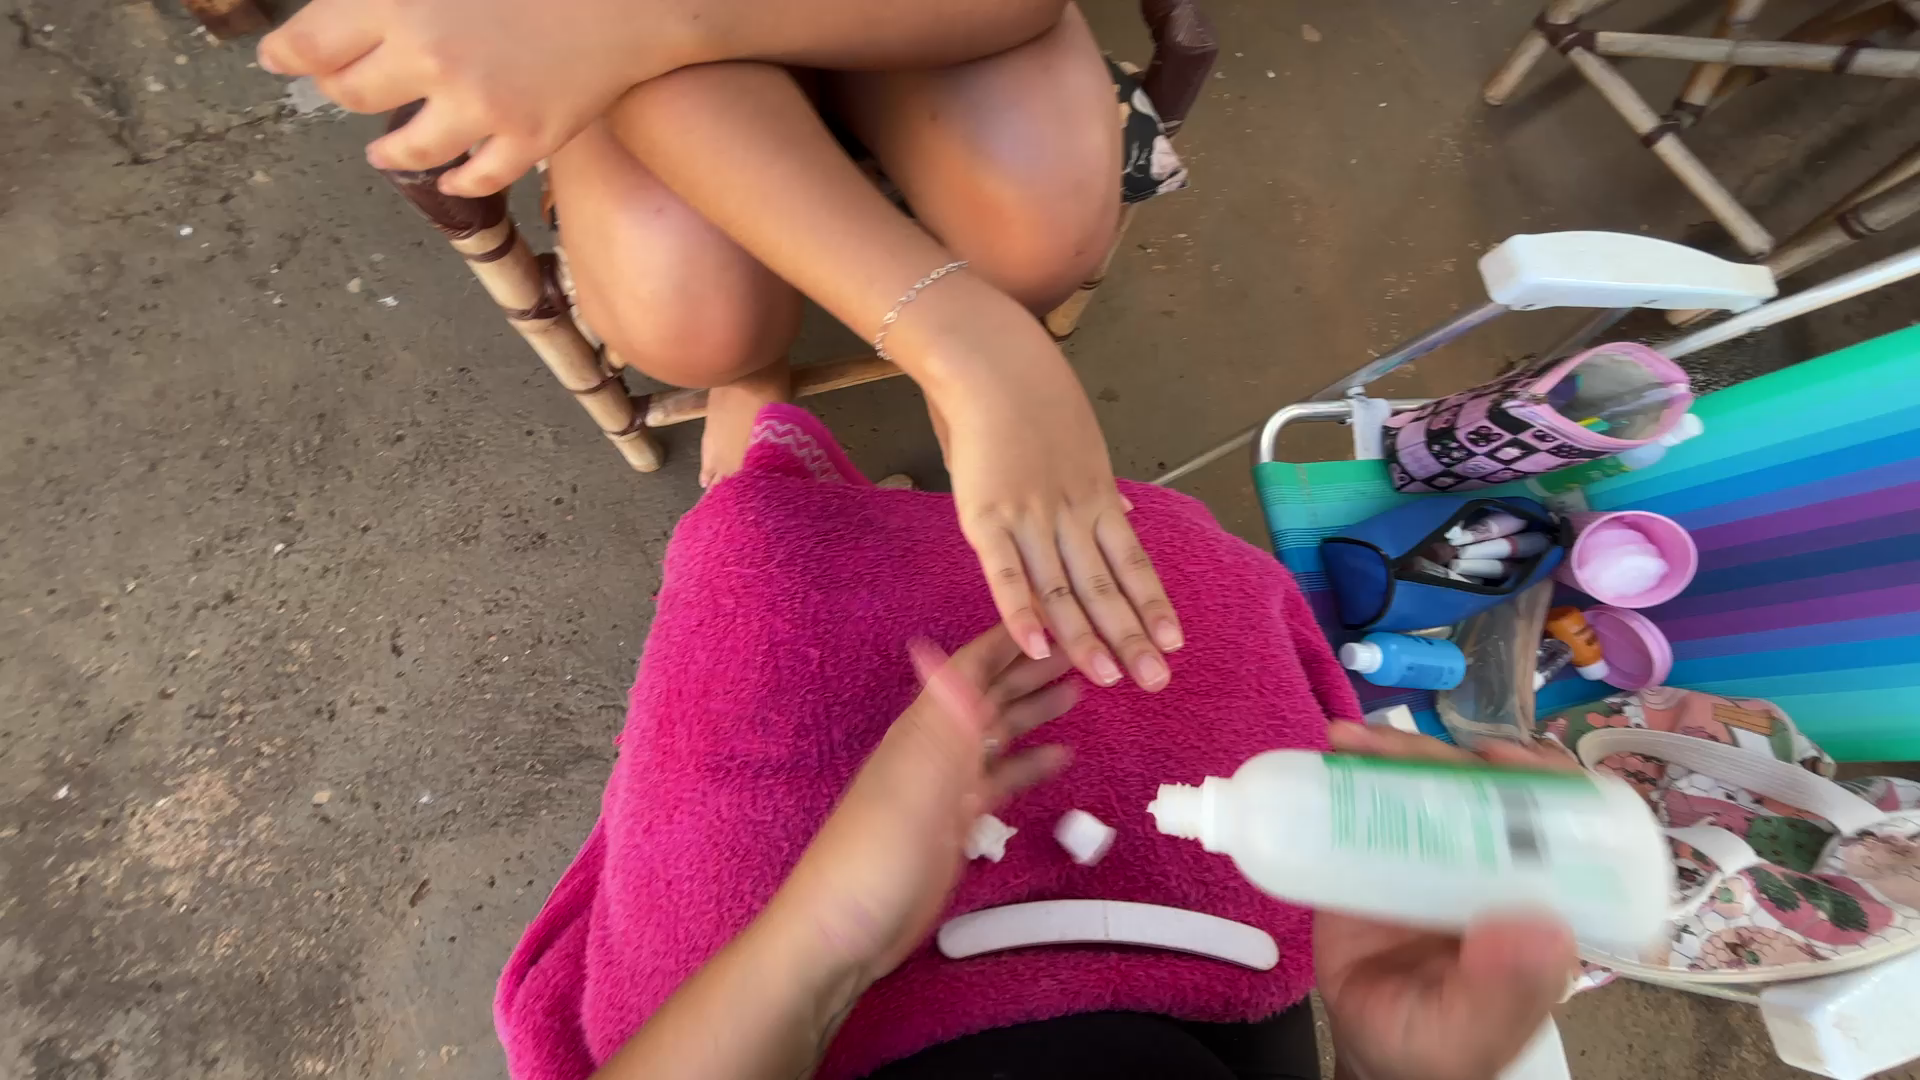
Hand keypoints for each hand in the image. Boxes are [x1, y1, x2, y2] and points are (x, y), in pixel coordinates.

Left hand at [257, 0, 707, 194]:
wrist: (620, 6)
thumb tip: (360, 17)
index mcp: (396, 2)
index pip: (313, 42)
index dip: (287, 54)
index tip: (277, 61)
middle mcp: (432, 61)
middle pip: (354, 96)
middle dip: (341, 95)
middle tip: (342, 95)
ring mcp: (484, 110)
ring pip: (412, 147)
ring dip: (390, 151)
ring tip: (383, 153)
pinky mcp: (529, 141)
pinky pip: (480, 177)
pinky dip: (458, 181)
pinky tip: (450, 179)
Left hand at [773, 626, 1075, 983]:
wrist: (847, 928)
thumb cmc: (878, 851)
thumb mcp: (915, 781)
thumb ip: (940, 721)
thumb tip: (942, 649)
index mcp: (926, 727)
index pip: (971, 668)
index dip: (1008, 641)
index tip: (1051, 616)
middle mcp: (939, 745)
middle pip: (991, 696)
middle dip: (1031, 670)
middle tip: (1081, 652)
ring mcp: (949, 782)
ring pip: (999, 734)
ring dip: (1034, 711)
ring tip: (1077, 690)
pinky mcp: (959, 819)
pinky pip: (1001, 780)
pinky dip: (1029, 765)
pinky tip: (1060, 756)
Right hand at [924, 308, 1181, 693]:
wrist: (993, 362)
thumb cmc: (1033, 399)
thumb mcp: (1081, 444)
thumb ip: (1097, 487)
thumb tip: (1125, 511)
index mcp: (1095, 496)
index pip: (1131, 561)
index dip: (1151, 603)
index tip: (1173, 642)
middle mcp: (1071, 512)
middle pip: (1105, 584)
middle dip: (1129, 635)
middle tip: (1154, 681)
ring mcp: (1029, 515)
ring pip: (1062, 585)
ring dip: (1085, 636)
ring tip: (1110, 679)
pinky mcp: (985, 515)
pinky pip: (1005, 571)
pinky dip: (1020, 610)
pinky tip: (1037, 648)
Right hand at [1316, 722, 1580, 1079]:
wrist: (1362, 1049)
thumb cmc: (1432, 1051)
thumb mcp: (1470, 1035)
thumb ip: (1505, 992)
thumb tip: (1541, 918)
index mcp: (1530, 904)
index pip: (1554, 829)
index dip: (1537, 781)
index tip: (1495, 757)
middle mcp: (1485, 871)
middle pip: (1475, 792)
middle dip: (1436, 754)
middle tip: (1388, 745)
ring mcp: (1426, 858)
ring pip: (1421, 788)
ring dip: (1389, 753)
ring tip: (1346, 740)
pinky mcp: (1372, 855)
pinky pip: (1367, 804)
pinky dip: (1350, 771)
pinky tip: (1329, 755)